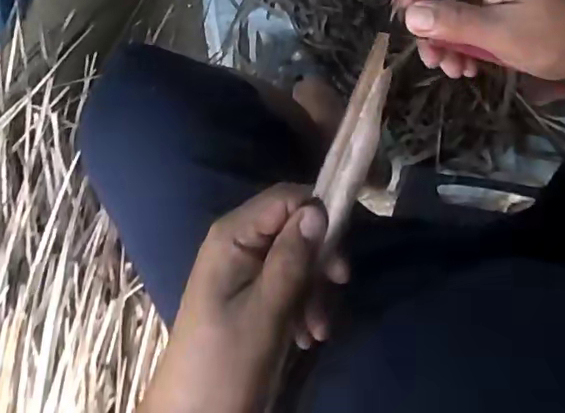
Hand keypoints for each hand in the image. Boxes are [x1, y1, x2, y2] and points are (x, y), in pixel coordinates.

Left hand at [141, 185, 349, 412]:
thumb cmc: (225, 367)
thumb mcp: (265, 314)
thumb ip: (291, 258)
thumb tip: (318, 208)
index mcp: (233, 235)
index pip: (286, 197)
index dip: (318, 215)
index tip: (339, 255)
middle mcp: (238, 241)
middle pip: (294, 226)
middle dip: (318, 261)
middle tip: (337, 291)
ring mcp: (243, 268)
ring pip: (296, 256)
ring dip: (314, 289)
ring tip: (317, 330)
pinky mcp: (250, 294)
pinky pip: (287, 282)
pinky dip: (303, 305)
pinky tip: (307, 336)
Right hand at [394, 0, 564, 83]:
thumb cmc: (552, 38)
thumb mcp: (500, 34)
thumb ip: (453, 22)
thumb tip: (409, 15)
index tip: (402, 31)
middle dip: (430, 26)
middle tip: (431, 60)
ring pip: (452, 8)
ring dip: (446, 39)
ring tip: (453, 70)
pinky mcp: (503, 4)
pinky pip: (471, 17)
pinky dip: (464, 41)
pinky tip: (468, 66)